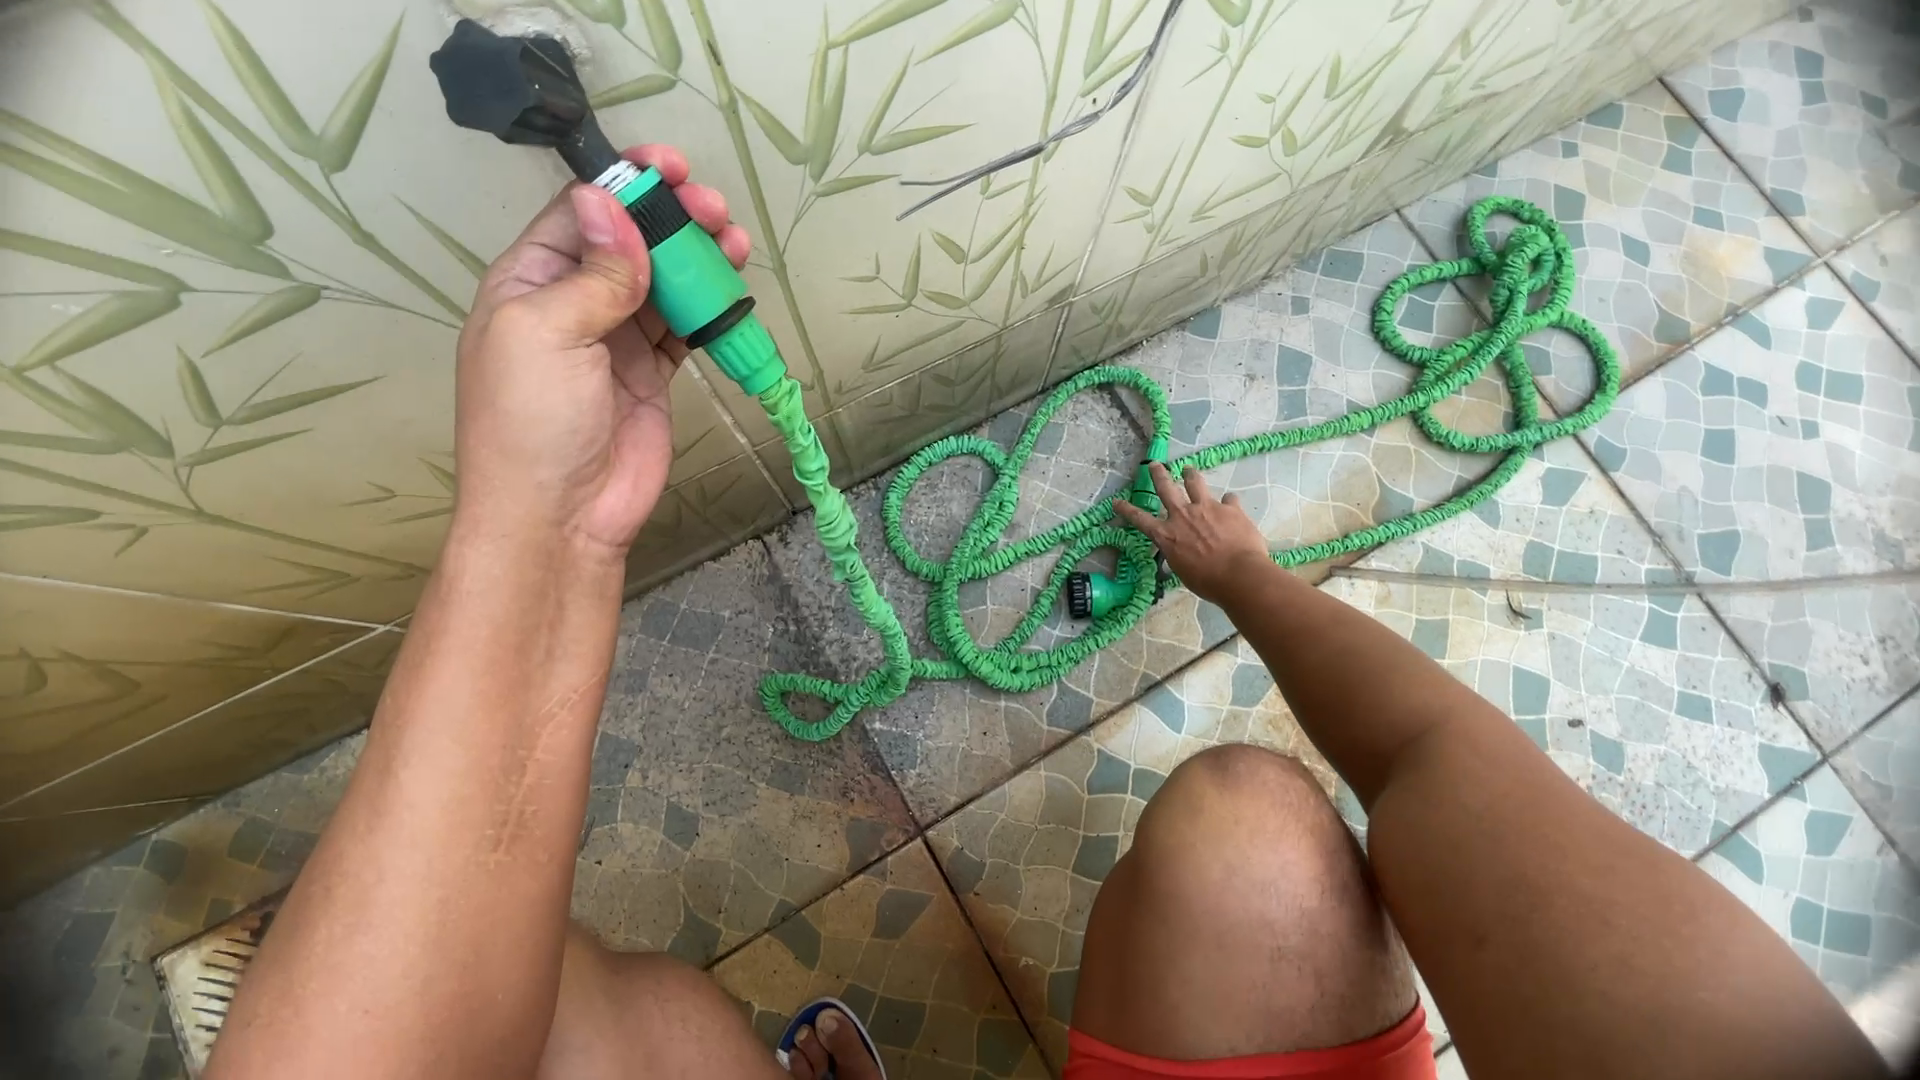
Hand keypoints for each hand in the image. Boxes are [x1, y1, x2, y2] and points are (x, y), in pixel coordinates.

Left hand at [452, 144, 750, 560]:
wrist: (563, 513)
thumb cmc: (533, 421)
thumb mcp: (547, 333)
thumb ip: (592, 272)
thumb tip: (611, 203)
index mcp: (530, 282)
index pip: (581, 216)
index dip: (624, 188)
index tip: (669, 170)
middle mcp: (573, 303)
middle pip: (630, 243)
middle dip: (670, 219)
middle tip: (713, 209)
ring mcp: (617, 340)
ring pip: (663, 282)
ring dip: (696, 258)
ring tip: (733, 240)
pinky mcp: (654, 373)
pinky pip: (685, 327)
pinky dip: (708, 306)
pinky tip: (730, 288)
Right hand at [1112, 462, 1272, 604]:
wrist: (1238, 575)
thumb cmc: (1208, 581)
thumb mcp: (1183, 571)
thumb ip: (1179, 554)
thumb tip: (1182, 551)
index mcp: (1167, 535)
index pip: (1140, 519)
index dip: (1127, 510)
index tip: (1117, 501)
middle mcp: (1183, 516)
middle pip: (1166, 488)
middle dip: (1158, 475)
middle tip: (1154, 465)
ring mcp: (1206, 508)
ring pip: (1195, 483)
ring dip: (1190, 475)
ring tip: (1188, 470)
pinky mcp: (1230, 508)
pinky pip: (1229, 500)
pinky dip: (1228, 502)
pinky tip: (1232, 505)